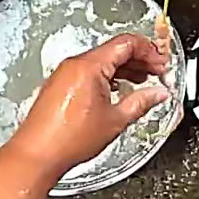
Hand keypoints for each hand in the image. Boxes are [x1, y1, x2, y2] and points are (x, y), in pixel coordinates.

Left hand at [6, 35, 170, 174]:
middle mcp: (75, 64)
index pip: (126, 43)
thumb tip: (158, 94)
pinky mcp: (60, 84)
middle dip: (139, 59)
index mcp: (90, 67)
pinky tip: (118, 90)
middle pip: (114, 50)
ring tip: (141, 81)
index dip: (149, 51)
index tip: (161, 63)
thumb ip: (141, 102)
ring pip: (101, 60)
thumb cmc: (68, 140)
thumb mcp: (115, 121)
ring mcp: (65, 73)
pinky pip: (88, 71)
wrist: (37, 154)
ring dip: (124, 68)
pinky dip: (107, 76)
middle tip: (157, 72)